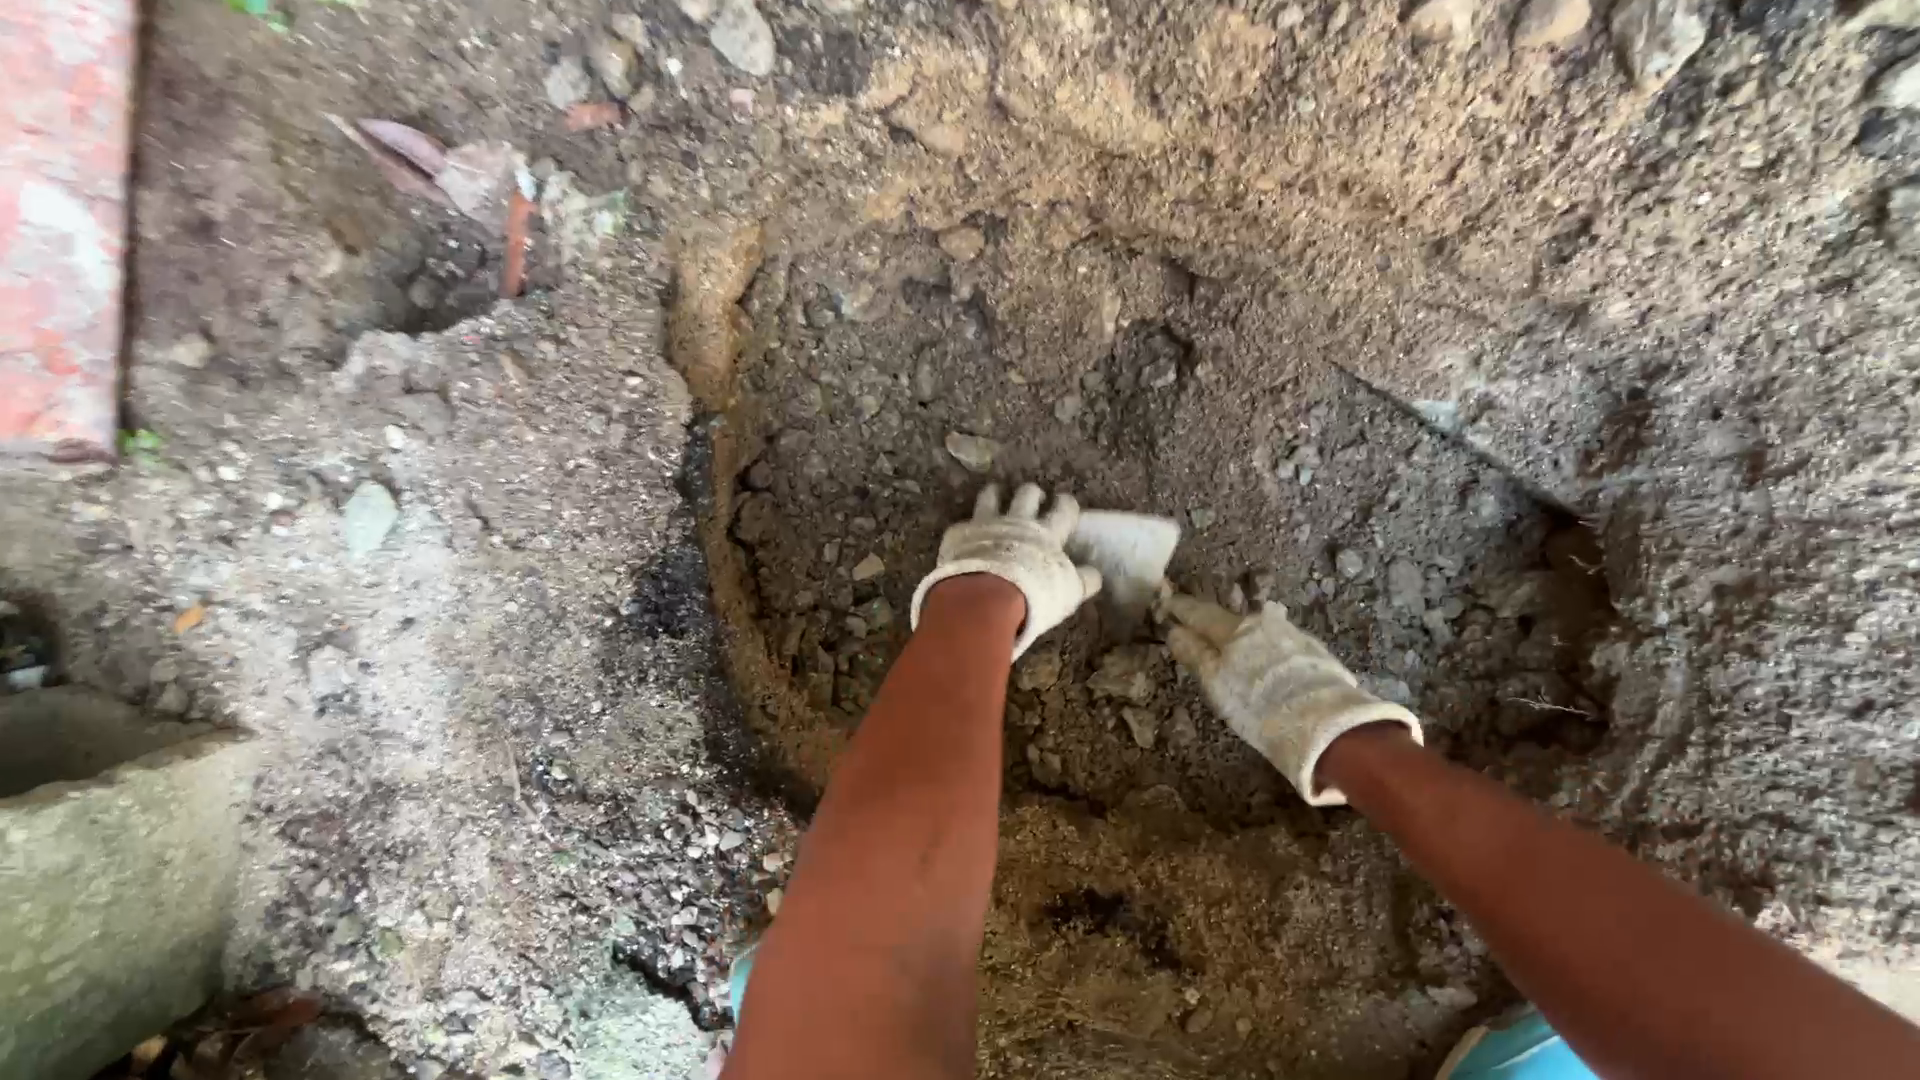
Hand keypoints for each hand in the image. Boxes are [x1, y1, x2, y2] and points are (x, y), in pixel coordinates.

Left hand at [910, 484, 1102, 658]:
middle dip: (1032, 493)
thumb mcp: (1068, 592)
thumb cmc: (1035, 594)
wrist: (987, 598)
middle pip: (1027, 495)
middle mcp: (1018, 521)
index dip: (1066, 504)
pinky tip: (964, 534)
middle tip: (1033, 497)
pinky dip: (966, 529)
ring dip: (995, 494)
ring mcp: (986, 524)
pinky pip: (962, 525)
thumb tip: (1094, 575)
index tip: (1065, 501)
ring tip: (996, 493)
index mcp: (1048, 533)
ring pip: (990, 497)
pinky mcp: (960, 535)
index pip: (1064, 509)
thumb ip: (1082, 580)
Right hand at [1161, 593, 1421, 805]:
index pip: (1200, 613)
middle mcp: (1263, 623)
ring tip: (1230, 643)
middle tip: (1195, 624)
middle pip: (1229, 619)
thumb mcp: (1215, 683)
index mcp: (1234, 628)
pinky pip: (1278, 644)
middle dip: (1211, 621)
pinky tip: (1264, 661)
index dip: (1182, 609)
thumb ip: (1194, 654)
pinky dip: (1263, 648)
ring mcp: (1291, 636)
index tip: (1168, 603)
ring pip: (1257, 630)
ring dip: (1241, 635)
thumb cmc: (1258, 704)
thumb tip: (1175, 631)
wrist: (1327, 725)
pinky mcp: (1313, 654)